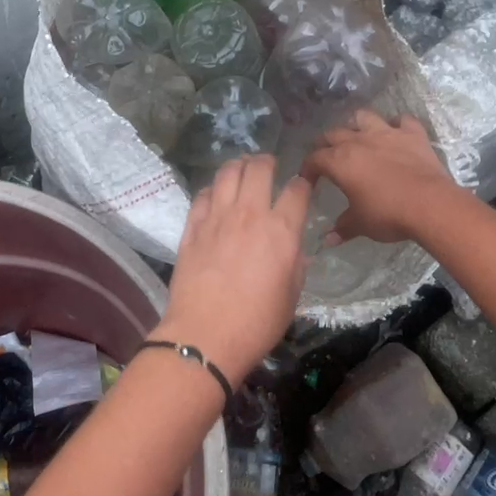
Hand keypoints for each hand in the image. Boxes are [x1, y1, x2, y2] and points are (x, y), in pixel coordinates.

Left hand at [155, 155, 311, 384]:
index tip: (302, 184)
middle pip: (259, 169)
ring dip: (238, 165)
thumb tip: (293, 250)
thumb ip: (295, 265)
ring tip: (241, 167)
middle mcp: (249, 214)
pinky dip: (212, 189)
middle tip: (268, 164)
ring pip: (227, 173)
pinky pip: (203, 195)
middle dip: (267, 161)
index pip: (297, 191)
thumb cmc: (257, 323)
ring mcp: (217, 217)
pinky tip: (215, 193)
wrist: (205, 335)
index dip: (303, 183)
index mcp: (281, 231)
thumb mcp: (291, 296)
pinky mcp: (192, 227)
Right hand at [303, 109, 468, 245]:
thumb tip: (328, 239)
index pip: (315, 158)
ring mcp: (386, 133)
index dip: (308, 167)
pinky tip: (397, 133)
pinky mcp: (412, 134)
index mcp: (340, 161)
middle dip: (325, 143)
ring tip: (357, 135)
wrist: (429, 204)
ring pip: (363, 117)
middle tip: (327, 156)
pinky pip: (402, 120)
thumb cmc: (388, 214)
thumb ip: (343, 227)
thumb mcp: (361, 224)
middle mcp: (359, 140)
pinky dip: (397, 125)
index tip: (308, 178)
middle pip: (333, 133)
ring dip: (357, 124)